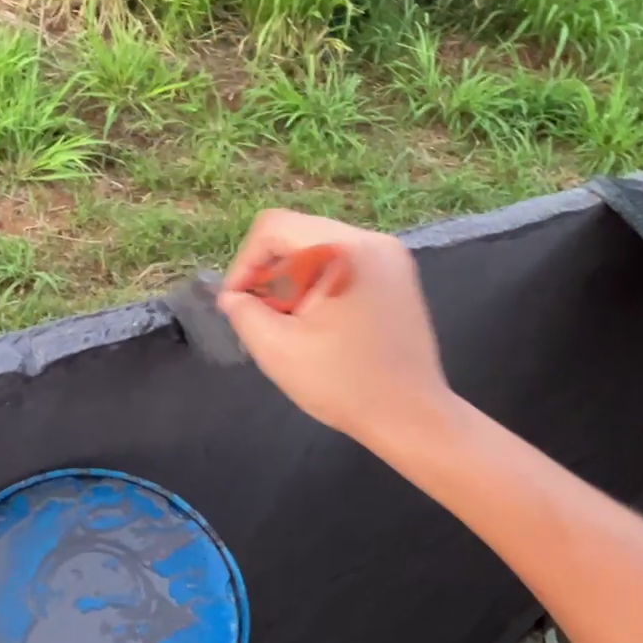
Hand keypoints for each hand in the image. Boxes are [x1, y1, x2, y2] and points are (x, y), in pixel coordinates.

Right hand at [217, 209, 453, 444]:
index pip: (273, 227)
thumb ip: (244, 312)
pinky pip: (341, 263)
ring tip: (290, 323)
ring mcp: (390, 256)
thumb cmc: (342, 384)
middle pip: (297, 234)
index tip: (239, 303)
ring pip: (317, 249)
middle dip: (269, 274)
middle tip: (264, 318)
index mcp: (343, 251)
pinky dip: (318, 285)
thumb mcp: (277, 349)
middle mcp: (372, 240)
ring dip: (292, 281)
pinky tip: (318, 323)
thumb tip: (232, 296)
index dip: (245, 263)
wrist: (409, 415)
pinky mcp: (396, 276)